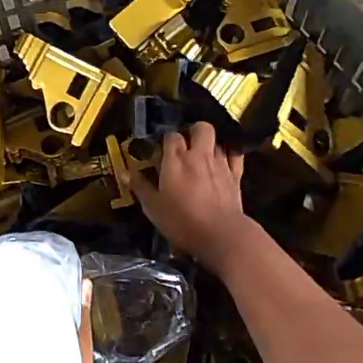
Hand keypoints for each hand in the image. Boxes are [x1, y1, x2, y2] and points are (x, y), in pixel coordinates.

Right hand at [132, 121, 250, 265]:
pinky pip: (236, 155)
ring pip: (217, 140)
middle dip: (193, 131)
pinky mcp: (236, 176)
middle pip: (201, 127)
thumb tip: (126, 173)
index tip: (161, 149)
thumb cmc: (182, 221)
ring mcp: (220, 163)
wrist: (221, 235)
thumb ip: (140, 187)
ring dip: (209, 144)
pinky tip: (224, 160)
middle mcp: (199, 155)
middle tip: (186, 144)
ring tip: (202, 155)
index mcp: (175, 160)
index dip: (166, 139)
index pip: (171, 136)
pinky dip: (230, 153)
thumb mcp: (153, 207)